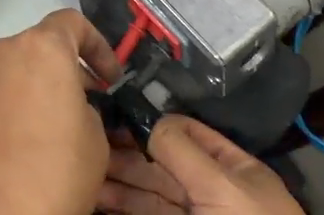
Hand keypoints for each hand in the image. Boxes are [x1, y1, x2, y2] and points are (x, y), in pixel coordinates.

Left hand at [0, 9, 120, 214]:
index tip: (111, 77)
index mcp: (43, 47)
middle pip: (44, 44)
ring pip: (22, 67)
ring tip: (66, 123)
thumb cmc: (55, 168)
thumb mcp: (95, 136)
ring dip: (45, 85)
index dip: (98, 45)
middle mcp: (7, 50)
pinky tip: (36, 136)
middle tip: (93, 103)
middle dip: (70, 69)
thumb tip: (75, 105)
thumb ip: (88, 105)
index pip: (72, 21)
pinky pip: (3, 89)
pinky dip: (22, 100)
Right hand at [97, 116, 304, 214]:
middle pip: (164, 165)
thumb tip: (147, 121)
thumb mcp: (222, 188)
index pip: (190, 134)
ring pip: (151, 196)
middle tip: (89, 147)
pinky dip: (123, 210)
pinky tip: (100, 200)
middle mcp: (214, 194)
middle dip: (128, 155)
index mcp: (235, 172)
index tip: (116, 117)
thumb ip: (182, 151)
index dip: (155, 124)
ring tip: (88, 177)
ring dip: (119, 184)